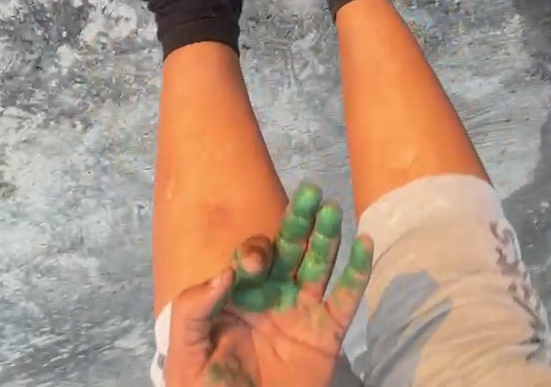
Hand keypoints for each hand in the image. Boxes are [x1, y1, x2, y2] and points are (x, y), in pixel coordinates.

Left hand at [166, 182, 373, 386]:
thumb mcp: (184, 362)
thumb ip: (193, 313)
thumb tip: (225, 271)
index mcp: (237, 299)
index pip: (250, 259)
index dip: (253, 253)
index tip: (252, 264)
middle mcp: (272, 297)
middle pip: (289, 248)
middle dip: (298, 219)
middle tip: (310, 189)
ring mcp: (302, 313)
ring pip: (318, 263)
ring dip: (327, 235)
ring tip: (332, 209)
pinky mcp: (328, 334)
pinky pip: (347, 297)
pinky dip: (359, 270)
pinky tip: (365, 242)